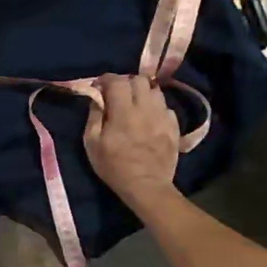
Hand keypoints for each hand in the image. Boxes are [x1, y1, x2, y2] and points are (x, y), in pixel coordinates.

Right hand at [84, 74, 181, 202]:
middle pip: (139, 80)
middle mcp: (146, 108)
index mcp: (123, 111)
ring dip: (143, 93)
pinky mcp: (174, 127)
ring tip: (136, 104)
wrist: (147, 186)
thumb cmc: (115, 166)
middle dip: (126, 83)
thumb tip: (96, 98)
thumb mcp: (92, 143)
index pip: (117, 81)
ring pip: (156, 91)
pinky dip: (156, 108)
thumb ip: (94, 116)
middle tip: (118, 95)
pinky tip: (150, 118)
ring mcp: (163, 116)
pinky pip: (166, 107)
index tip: (100, 87)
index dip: (106, 79)